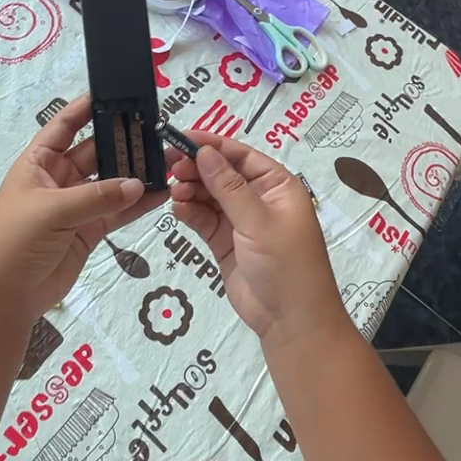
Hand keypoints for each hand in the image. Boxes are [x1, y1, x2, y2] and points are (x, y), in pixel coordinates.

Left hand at [0, 94, 166, 325]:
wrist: (3, 297)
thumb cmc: (14, 240)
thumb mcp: (51, 210)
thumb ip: (97, 196)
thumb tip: (137, 183)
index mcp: (38, 162)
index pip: (64, 125)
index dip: (86, 108)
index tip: (116, 92)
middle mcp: (59, 178)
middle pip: (96, 151)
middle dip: (123, 142)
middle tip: (156, 131)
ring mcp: (76, 205)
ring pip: (111, 182)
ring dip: (136, 173)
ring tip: (168, 161)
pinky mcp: (89, 230)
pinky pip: (118, 211)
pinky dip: (138, 203)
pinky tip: (161, 192)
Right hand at [168, 133, 348, 348]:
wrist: (291, 322)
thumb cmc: (286, 264)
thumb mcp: (258, 221)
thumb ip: (228, 187)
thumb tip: (204, 152)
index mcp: (276, 185)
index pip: (241, 155)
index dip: (212, 145)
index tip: (181, 138)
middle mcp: (258, 198)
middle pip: (221, 173)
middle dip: (196, 168)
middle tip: (168, 166)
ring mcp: (240, 221)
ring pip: (209, 196)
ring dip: (191, 190)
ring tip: (173, 191)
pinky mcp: (225, 242)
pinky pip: (204, 219)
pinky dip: (190, 212)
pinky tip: (177, 208)